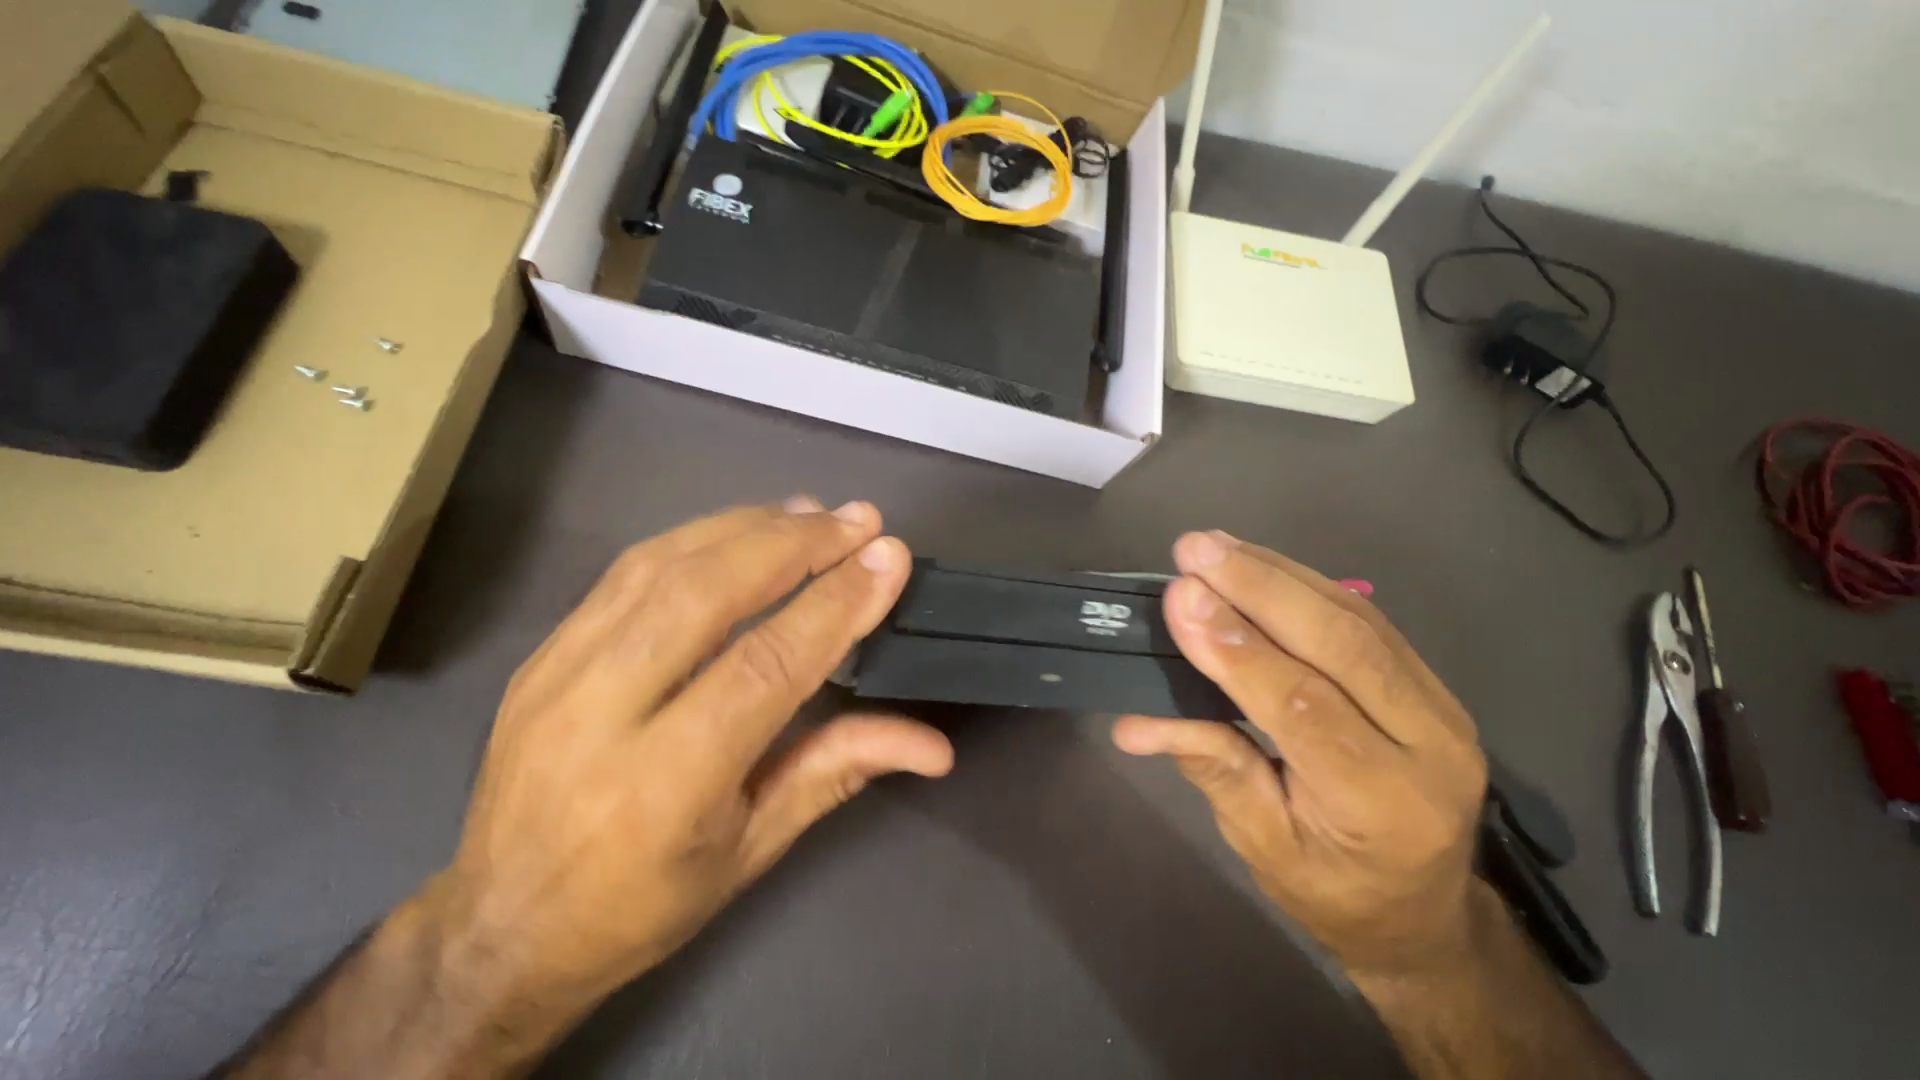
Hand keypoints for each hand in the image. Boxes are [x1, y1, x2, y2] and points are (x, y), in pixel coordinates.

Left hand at [422, 498, 952, 1012]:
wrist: (501, 927)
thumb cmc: (643, 904)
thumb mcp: (752, 849)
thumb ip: (836, 772)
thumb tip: (935, 746)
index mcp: (664, 786)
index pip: (763, 668)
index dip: (833, 606)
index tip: (888, 558)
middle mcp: (600, 716)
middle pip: (704, 595)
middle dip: (793, 546)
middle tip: (859, 519)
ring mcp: (556, 675)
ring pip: (659, 567)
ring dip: (745, 526)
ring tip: (812, 512)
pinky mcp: (539, 654)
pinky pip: (624, 574)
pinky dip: (693, 539)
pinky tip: (741, 530)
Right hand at [1113, 532, 1487, 980]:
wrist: (1425, 914)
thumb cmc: (1333, 891)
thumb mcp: (1263, 845)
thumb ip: (1213, 769)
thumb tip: (1135, 721)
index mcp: (1381, 803)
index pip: (1303, 708)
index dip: (1239, 649)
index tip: (1182, 597)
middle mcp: (1428, 746)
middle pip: (1342, 646)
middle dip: (1261, 588)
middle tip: (1193, 549)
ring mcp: (1441, 709)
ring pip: (1358, 621)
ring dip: (1280, 574)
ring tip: (1215, 544)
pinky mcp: (1432, 686)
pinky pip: (1368, 622)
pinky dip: (1308, 586)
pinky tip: (1260, 565)